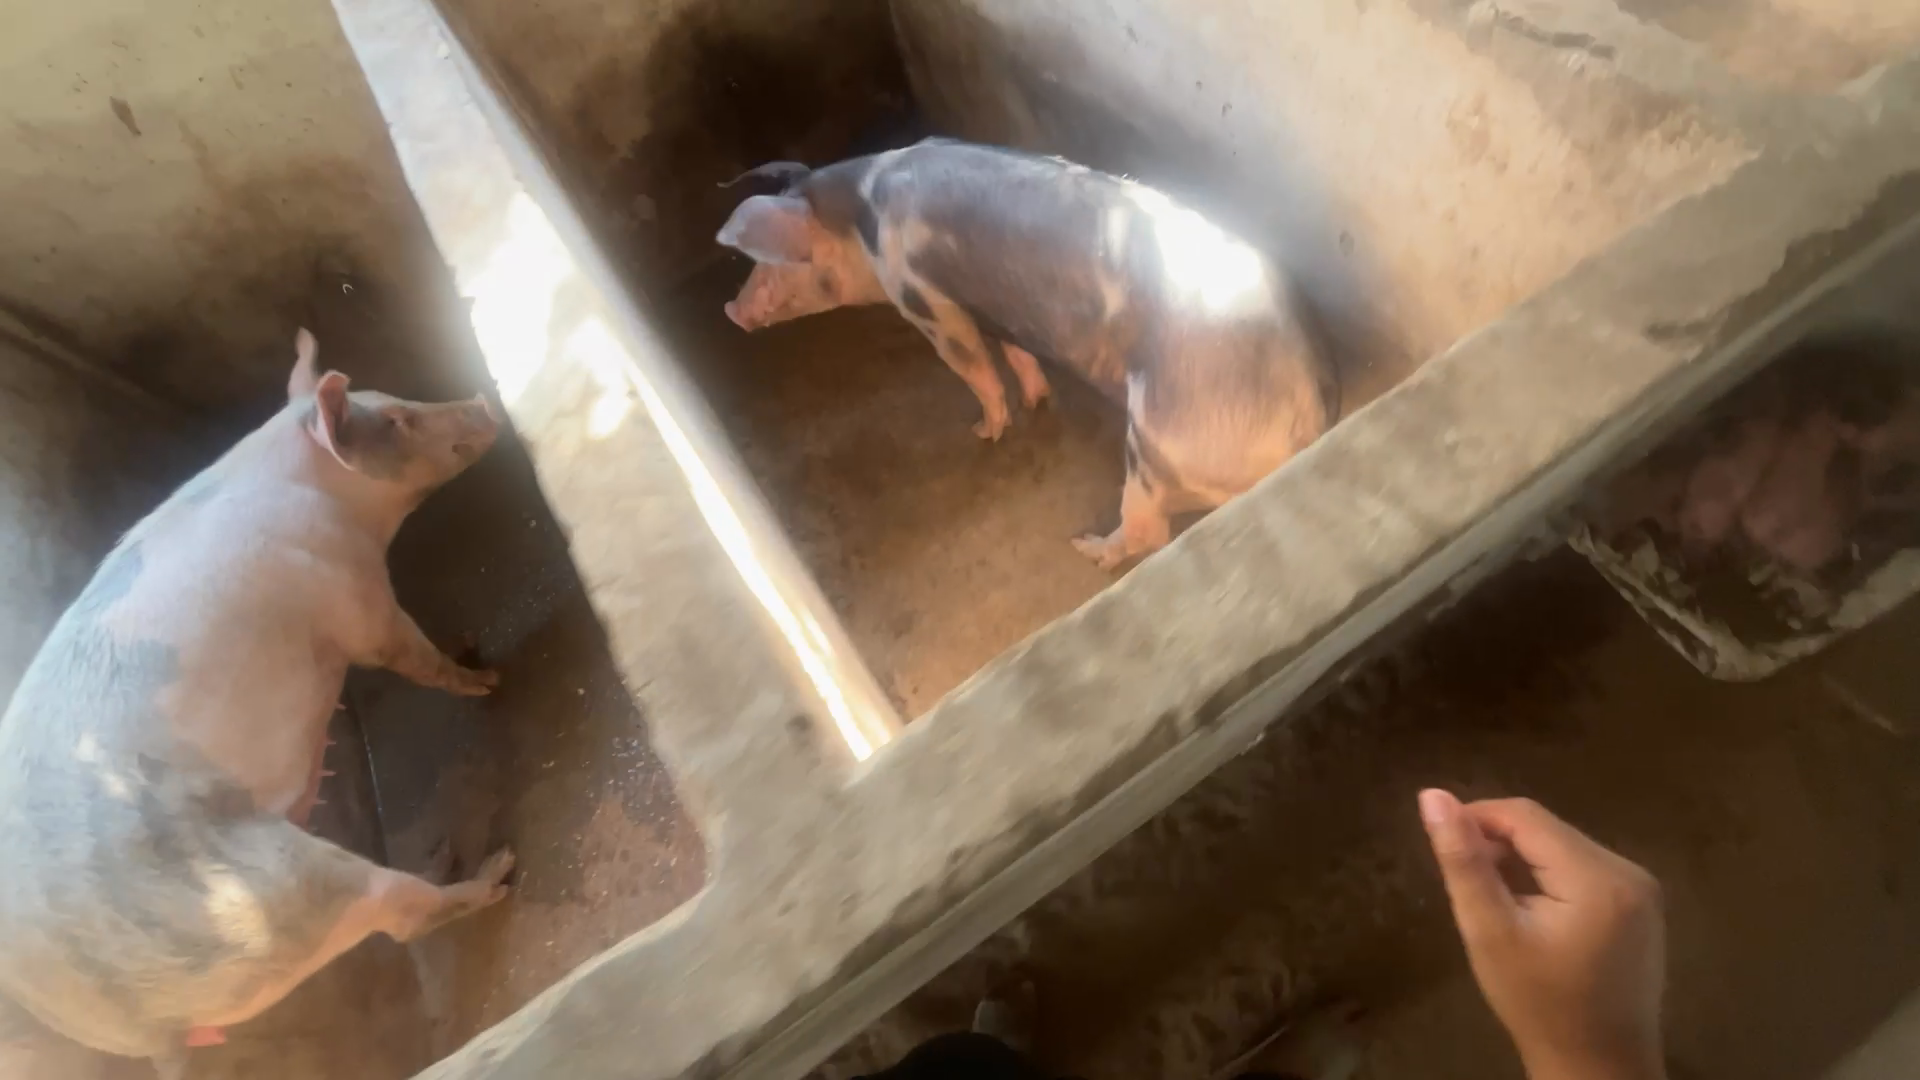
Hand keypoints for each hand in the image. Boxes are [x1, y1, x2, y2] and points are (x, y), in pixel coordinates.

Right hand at [1419, 790, 1666, 1079]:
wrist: (1597, 1067)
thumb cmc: (1536, 999)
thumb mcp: (1487, 928)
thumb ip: (1462, 859)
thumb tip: (1433, 795)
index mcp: (1598, 878)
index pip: (1522, 814)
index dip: (1474, 818)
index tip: (1444, 850)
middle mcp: (1629, 872)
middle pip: (1541, 827)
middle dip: (1495, 840)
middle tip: (1468, 883)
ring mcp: (1639, 889)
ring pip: (1555, 841)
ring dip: (1515, 855)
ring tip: (1492, 896)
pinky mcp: (1636, 904)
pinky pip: (1574, 862)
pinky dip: (1539, 870)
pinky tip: (1526, 905)